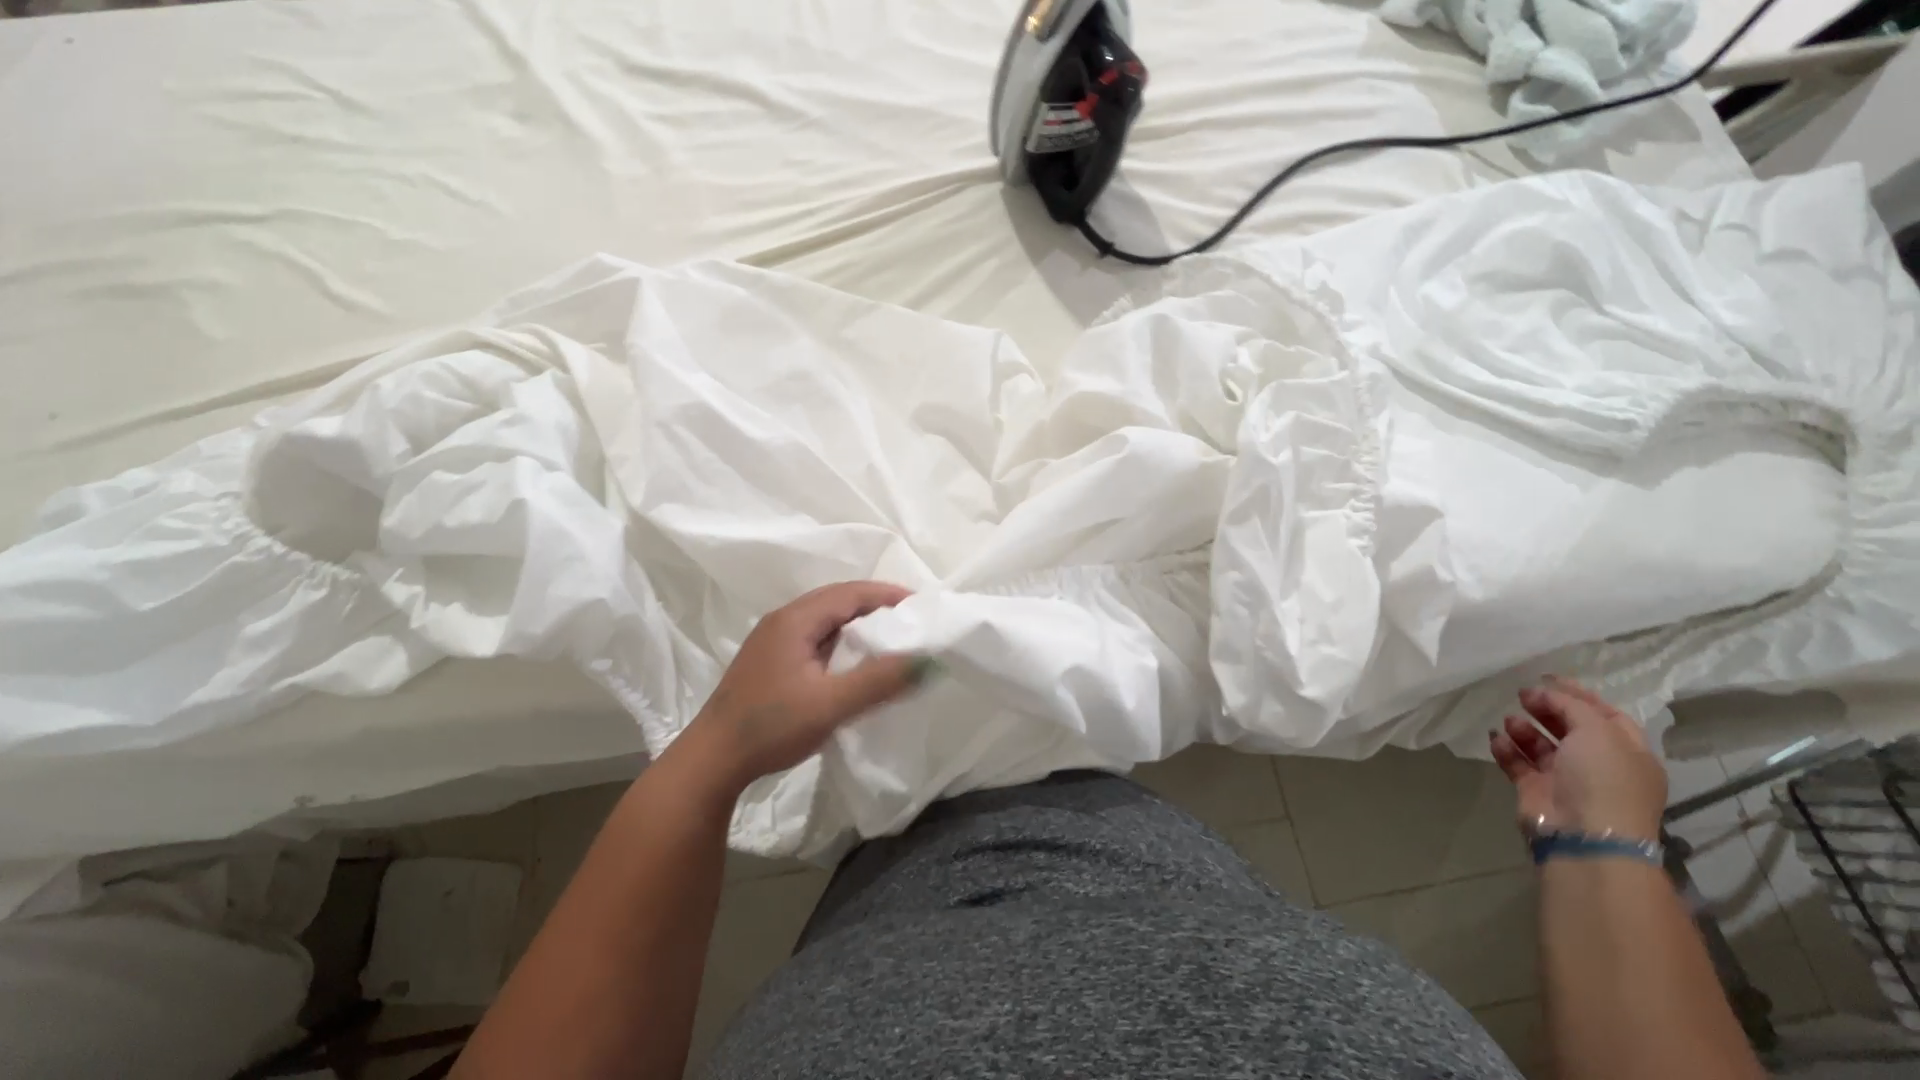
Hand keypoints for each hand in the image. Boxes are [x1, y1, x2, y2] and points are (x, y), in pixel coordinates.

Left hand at [675, 581, 928, 795]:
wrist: (712, 761)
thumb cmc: (770, 727)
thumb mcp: (830, 704)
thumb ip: (878, 681)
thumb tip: (928, 660)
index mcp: (794, 620)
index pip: (850, 592)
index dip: (888, 595)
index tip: (923, 607)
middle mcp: (782, 622)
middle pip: (837, 602)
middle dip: (877, 608)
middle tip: (913, 624)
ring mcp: (773, 643)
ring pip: (826, 623)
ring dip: (859, 627)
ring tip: (893, 643)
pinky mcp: (771, 665)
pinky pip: (815, 641)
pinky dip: (842, 645)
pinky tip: (857, 666)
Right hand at [1490, 676, 1666, 841]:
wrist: (1584, 835)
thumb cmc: (1603, 778)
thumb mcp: (1597, 731)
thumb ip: (1570, 706)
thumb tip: (1543, 693)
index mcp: (1628, 751)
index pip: (1605, 714)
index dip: (1578, 694)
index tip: (1547, 677)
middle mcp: (1599, 765)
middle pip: (1570, 728)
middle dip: (1547, 709)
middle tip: (1522, 695)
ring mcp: (1567, 779)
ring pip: (1542, 746)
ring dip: (1524, 729)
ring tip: (1509, 719)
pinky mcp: (1537, 792)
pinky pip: (1519, 764)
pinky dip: (1506, 749)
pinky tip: (1496, 738)